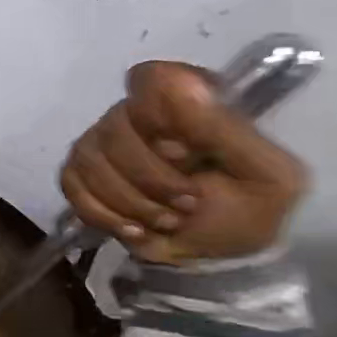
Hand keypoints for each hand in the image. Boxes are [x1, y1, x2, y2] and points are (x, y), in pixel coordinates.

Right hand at [60, 61, 306, 263]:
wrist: (218, 257)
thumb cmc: (249, 211)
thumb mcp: (265, 174)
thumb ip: (224, 128)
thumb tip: (183, 81)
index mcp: (185, 101)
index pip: (148, 79)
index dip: (157, 117)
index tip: (186, 152)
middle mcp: (135, 114)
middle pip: (114, 128)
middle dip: (150, 179)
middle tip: (187, 205)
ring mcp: (102, 144)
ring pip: (89, 159)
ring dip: (129, 201)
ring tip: (166, 222)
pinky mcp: (81, 175)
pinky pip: (71, 183)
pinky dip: (102, 213)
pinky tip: (132, 228)